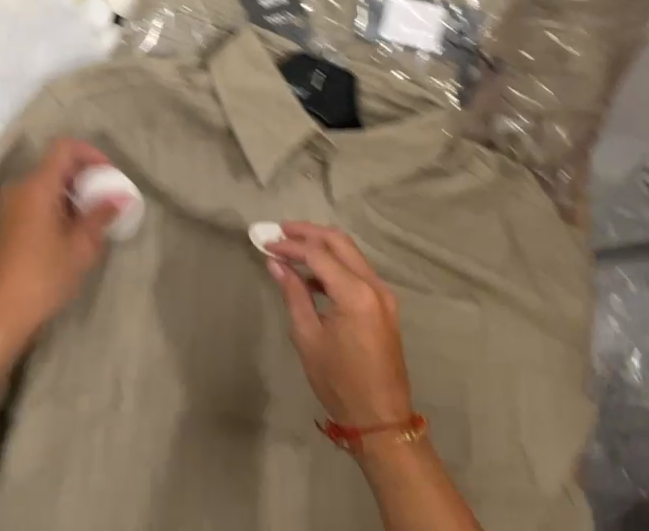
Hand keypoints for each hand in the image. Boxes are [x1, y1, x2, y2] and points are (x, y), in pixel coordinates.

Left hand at [0, 138, 119, 341]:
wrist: (3, 311)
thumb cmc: (45, 276)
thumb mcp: (81, 247)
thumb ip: (101, 215)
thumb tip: (120, 197)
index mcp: (37, 186)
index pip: (64, 148)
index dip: (90, 153)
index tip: (109, 175)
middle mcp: (20, 187)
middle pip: (55, 165)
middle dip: (84, 176)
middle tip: (106, 199)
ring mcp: (10, 204)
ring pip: (46, 183)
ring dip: (71, 193)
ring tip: (92, 218)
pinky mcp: (7, 221)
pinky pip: (35, 199)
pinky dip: (56, 204)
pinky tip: (71, 231)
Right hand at [265, 222, 414, 428]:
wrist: (380, 418)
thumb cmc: (338, 381)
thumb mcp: (307, 337)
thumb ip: (293, 293)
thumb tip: (275, 263)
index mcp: (356, 294)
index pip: (318, 254)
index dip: (289, 245)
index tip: (265, 243)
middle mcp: (374, 286)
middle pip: (339, 242)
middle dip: (308, 233)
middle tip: (279, 231)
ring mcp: (383, 295)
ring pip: (350, 253)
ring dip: (321, 246)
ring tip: (290, 248)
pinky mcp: (384, 305)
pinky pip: (357, 271)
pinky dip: (334, 264)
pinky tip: (311, 274)